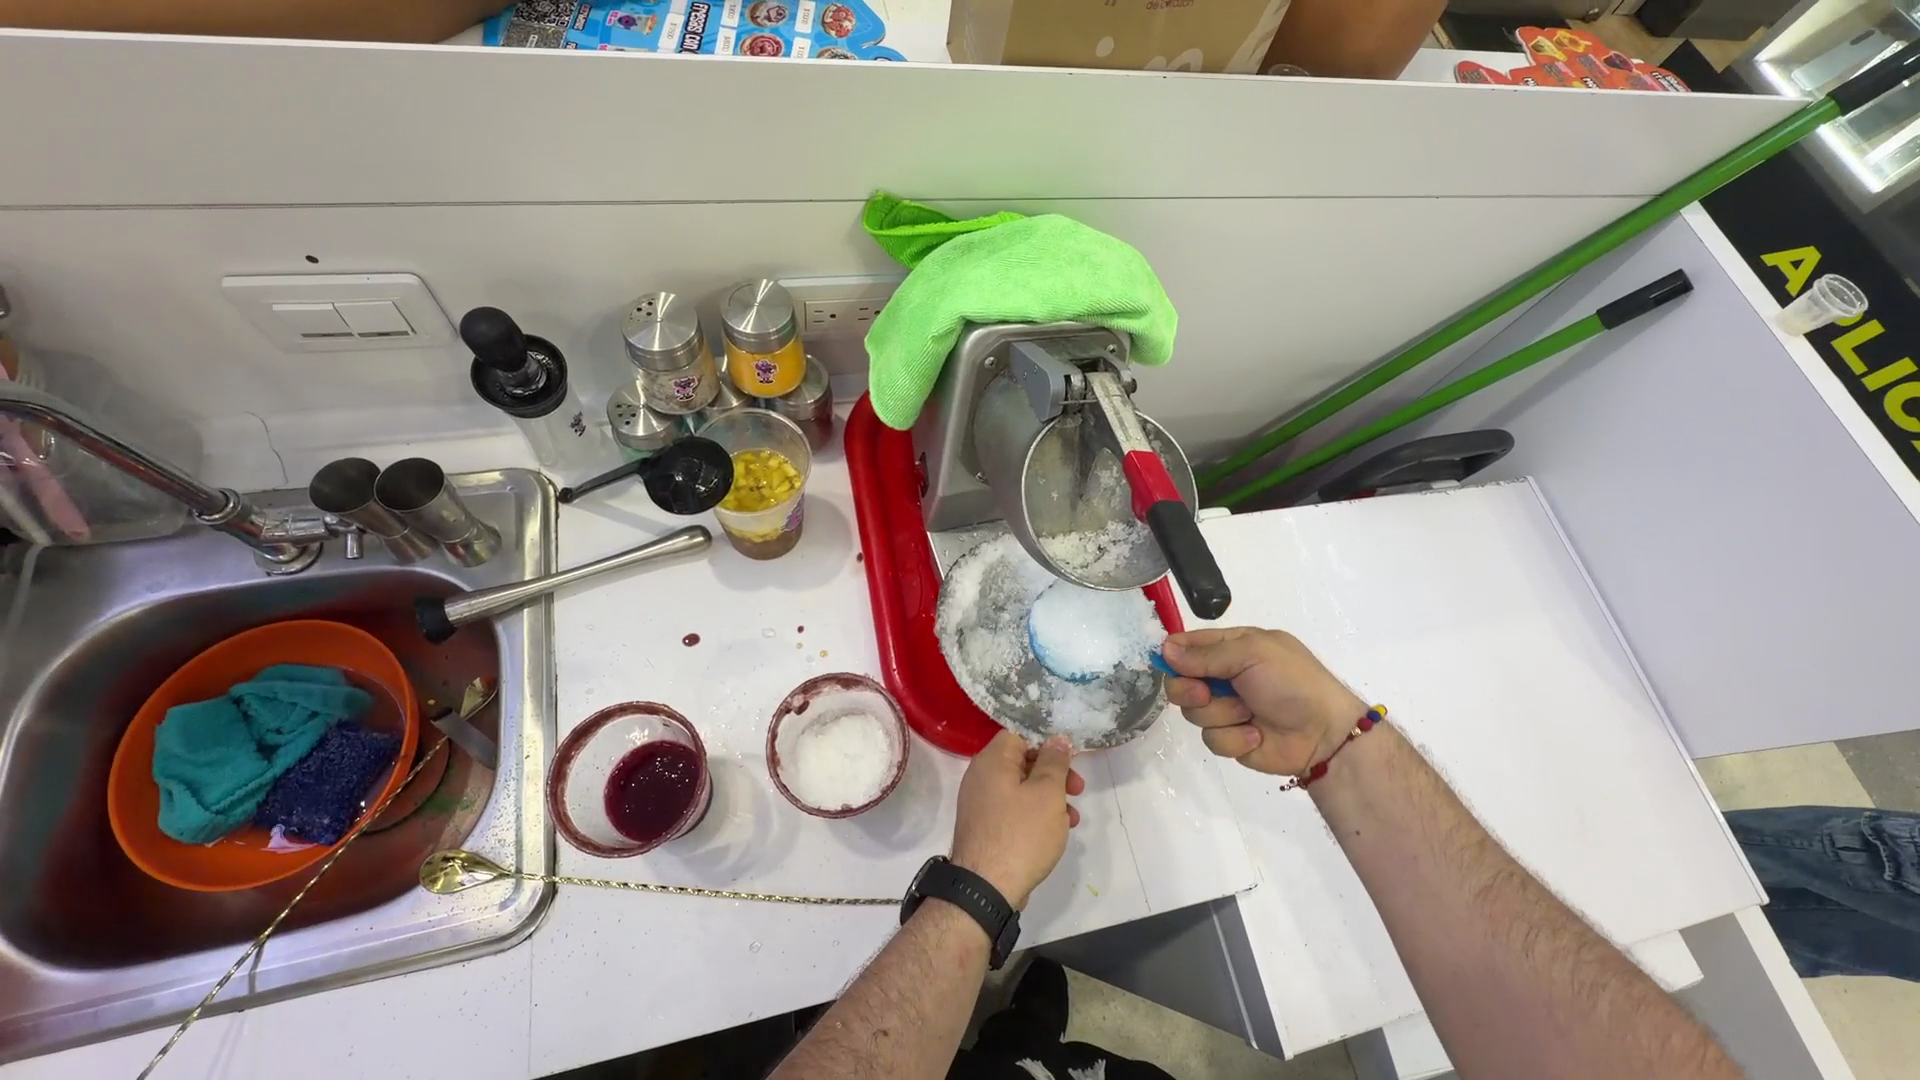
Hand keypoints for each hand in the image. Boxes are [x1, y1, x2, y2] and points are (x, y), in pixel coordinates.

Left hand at [950, 731, 1084, 909]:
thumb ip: (1054, 762)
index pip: (1019, 735)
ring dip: (1049, 798)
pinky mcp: (985, 827)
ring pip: (1021, 789)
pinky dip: (1034, 815)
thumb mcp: (1047, 793)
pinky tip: (1055, 833)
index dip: (1046, 743)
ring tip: (1072, 818)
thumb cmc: (1021, 834)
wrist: (986, 889)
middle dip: (1054, 774)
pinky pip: (1013, 811)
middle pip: (1022, 762)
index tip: (1070, 759)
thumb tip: (1057, 739)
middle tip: (1078, 788)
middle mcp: (981, 777)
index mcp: (992, 761)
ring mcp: (981, 804)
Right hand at [1161, 627, 1367, 776]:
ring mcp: (1227, 709)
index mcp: (1231, 648)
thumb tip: (1164, 650)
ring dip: (1221, 714)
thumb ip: (1206, 654)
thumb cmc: (1292, 682)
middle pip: (1180, 682)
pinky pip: (1211, 739)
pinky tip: (1256, 734)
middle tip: (1206, 693)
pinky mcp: (1231, 740)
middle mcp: (1224, 677)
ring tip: (1250, 714)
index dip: (1173, 655)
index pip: (1186, 646)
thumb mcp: (1252, 654)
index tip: (1170, 664)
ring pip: (1193, 713)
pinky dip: (1234, 737)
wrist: (1326, 734)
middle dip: (1189, 690)